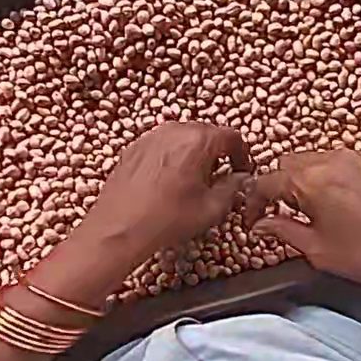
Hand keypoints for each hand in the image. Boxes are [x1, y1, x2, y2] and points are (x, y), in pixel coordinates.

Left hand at [66, 122, 251, 278]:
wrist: (119, 228)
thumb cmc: (164, 219)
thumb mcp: (210, 208)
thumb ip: (232, 188)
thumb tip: (239, 180)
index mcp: (197, 141)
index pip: (231, 137)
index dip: (241, 155)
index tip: (241, 170)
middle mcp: (173, 132)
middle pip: (206, 133)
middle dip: (217, 153)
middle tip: (220, 177)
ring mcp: (150, 138)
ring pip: (182, 138)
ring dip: (193, 154)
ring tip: (194, 181)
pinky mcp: (133, 149)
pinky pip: (161, 146)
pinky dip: (171, 157)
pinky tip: (169, 182)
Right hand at [245, 150, 360, 310]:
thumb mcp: (318, 250)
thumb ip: (283, 231)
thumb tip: (262, 224)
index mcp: (312, 180)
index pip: (266, 181)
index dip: (253, 201)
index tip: (254, 218)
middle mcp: (333, 160)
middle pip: (287, 164)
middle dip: (278, 187)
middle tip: (279, 214)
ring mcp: (359, 157)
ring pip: (314, 160)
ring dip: (303, 180)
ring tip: (310, 211)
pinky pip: (340, 162)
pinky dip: (329, 177)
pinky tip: (338, 204)